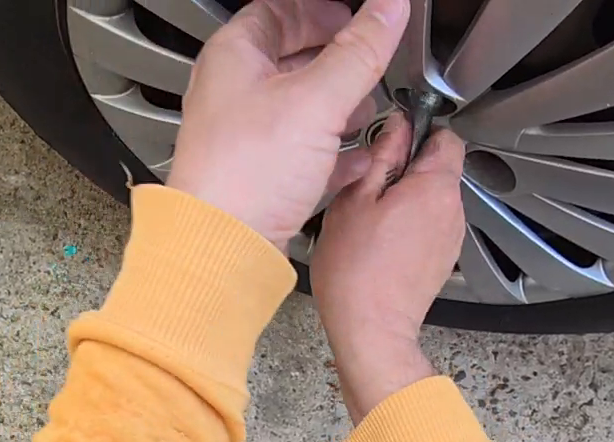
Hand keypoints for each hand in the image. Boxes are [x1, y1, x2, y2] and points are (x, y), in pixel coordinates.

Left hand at [167, 0, 406, 251]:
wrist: (225, 246)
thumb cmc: (245, 175)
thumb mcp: (315, 100)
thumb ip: (357, 52)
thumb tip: (388, 11)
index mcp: (234, 57)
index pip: (280, 11)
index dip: (320, 11)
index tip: (352, 17)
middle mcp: (233, 97)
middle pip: (291, 62)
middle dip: (334, 62)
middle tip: (364, 63)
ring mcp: (245, 143)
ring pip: (298, 113)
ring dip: (336, 110)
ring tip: (365, 109)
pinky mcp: (259, 183)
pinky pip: (301, 159)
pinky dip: (331, 156)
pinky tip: (355, 162)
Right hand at [311, 115, 465, 421]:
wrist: (371, 330)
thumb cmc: (357, 273)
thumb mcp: (355, 200)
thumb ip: (381, 156)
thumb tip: (397, 128)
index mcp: (435, 187)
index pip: (446, 136)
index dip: (418, 133)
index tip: (392, 143)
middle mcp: (453, 211)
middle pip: (440, 170)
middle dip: (409, 171)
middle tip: (370, 188)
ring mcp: (450, 239)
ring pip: (432, 202)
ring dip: (407, 202)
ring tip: (373, 223)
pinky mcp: (442, 262)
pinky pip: (429, 230)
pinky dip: (410, 230)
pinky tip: (382, 246)